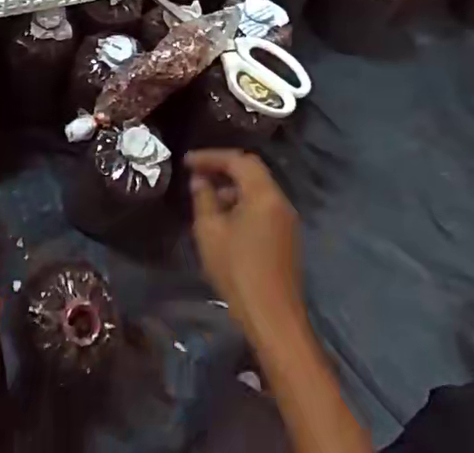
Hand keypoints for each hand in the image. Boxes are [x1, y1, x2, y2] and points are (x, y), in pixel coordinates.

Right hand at [187, 149, 302, 330]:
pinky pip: (262, 207)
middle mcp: (280, 200)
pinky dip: (243, 203)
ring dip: (232, 188)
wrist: (273, 318)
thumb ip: (204, 199)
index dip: (211, 157)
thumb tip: (201, 181)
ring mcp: (286, 219)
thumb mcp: (210, 232)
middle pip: (251, 172)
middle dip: (222, 169)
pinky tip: (224, 219)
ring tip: (206, 197)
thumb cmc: (238, 271)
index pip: (238, 161)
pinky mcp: (286, 237)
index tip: (187, 162)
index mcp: (264, 194)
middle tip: (196, 174)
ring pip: (257, 190)